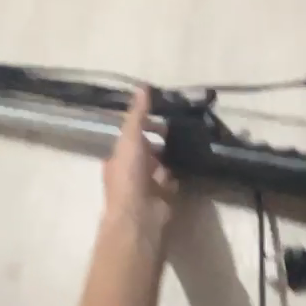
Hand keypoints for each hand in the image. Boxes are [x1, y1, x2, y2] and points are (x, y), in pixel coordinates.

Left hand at [102, 87, 177, 246]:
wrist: (139, 218)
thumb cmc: (129, 176)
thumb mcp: (131, 139)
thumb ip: (137, 115)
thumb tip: (142, 86)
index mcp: (117, 158)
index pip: (129, 136)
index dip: (143, 124)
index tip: (160, 113)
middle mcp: (129, 172)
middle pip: (144, 151)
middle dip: (158, 140)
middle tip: (176, 127)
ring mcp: (146, 187)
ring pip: (158, 166)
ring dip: (169, 156)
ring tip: (186, 141)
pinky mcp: (162, 199)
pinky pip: (171, 182)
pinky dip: (178, 173)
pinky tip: (188, 162)